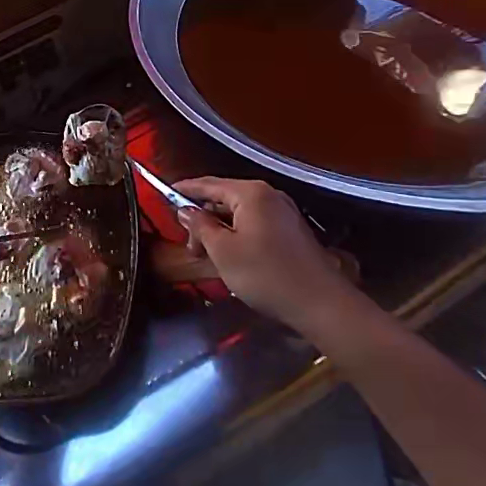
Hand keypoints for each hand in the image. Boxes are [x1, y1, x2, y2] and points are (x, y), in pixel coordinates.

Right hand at [172, 177, 362, 332]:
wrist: (319, 301)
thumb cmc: (266, 275)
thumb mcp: (224, 253)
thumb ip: (201, 227)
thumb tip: (186, 211)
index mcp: (251, 193)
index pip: (209, 184)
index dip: (186, 189)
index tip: (165, 192)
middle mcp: (269, 194)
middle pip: (225, 197)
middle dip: (203, 216)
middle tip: (188, 243)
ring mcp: (283, 211)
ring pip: (240, 212)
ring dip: (220, 228)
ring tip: (206, 253)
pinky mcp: (290, 229)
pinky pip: (255, 222)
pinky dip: (238, 233)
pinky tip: (230, 254)